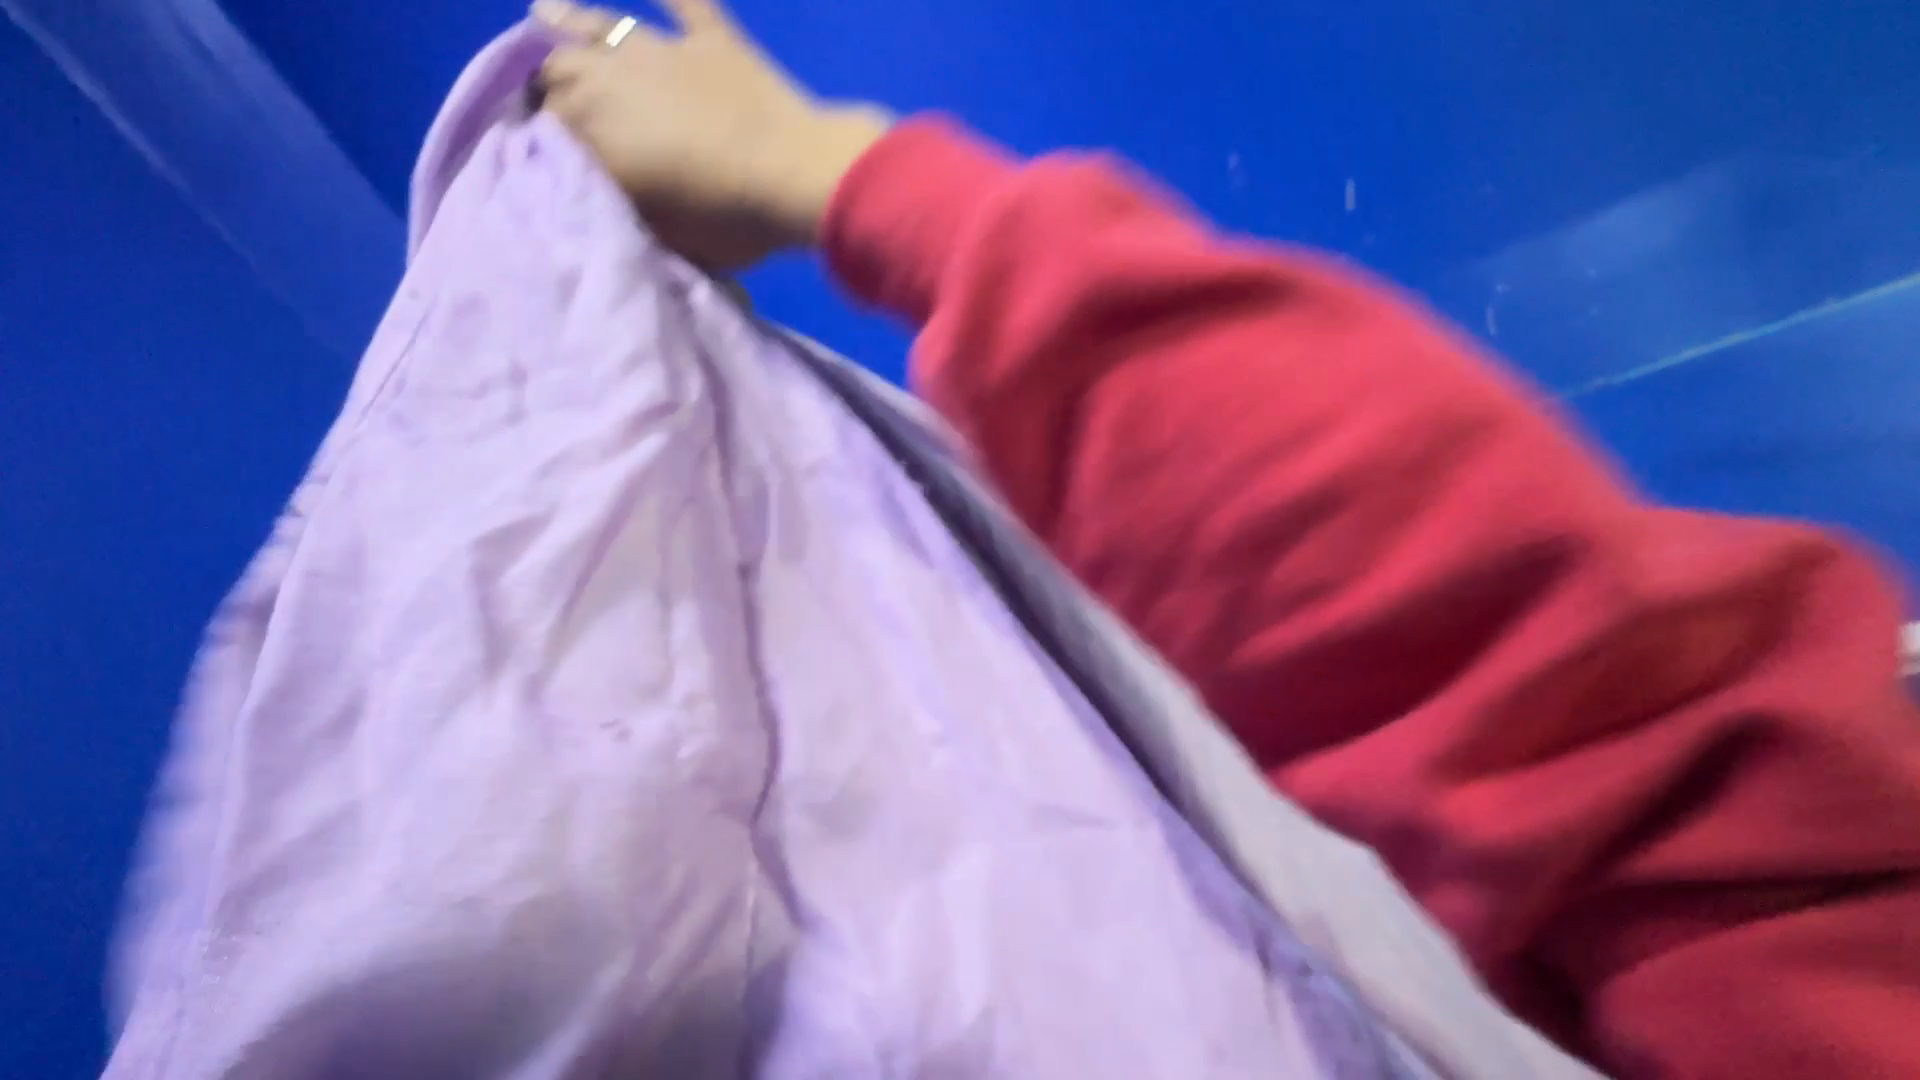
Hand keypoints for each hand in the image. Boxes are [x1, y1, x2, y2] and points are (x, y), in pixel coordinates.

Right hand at [532, 0, 890, 271]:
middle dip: (546, 80)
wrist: (796, 179)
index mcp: (594, 132)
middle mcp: (612, 78)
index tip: (544, 149)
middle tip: (546, 92)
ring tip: (546, 13)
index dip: (542, 137)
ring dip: (572, 20)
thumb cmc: (729, 222)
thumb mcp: (667, 238)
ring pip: (603, 25)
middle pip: (559, 67)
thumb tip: (611, 203)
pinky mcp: (715, 40)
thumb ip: (631, 213)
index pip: (547, 126)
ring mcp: (664, 51)